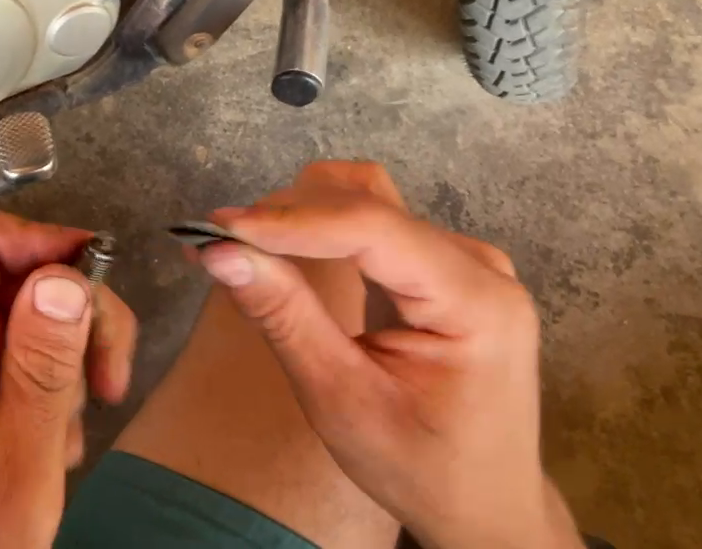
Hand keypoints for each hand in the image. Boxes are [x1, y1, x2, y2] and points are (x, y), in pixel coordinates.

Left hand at [0, 203, 137, 548]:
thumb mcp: (18, 479)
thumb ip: (41, 372)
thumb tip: (63, 274)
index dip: (41, 240)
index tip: (96, 292)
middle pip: (8, 274)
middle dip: (71, 318)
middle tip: (107, 389)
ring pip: (12, 320)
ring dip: (57, 368)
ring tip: (62, 445)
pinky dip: (33, 392)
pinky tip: (41, 451)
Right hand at [198, 162, 579, 548]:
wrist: (484, 505)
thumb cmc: (419, 467)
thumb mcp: (342, 400)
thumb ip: (284, 317)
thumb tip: (218, 251)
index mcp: (476, 301)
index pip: (371, 227)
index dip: (288, 220)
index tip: (217, 228)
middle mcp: (476, 263)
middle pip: (364, 201)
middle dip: (284, 215)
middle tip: (217, 244)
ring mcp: (461, 258)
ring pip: (363, 196)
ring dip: (296, 212)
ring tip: (245, 245)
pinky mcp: (439, 261)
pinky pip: (369, 216)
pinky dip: (314, 223)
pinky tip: (279, 248)